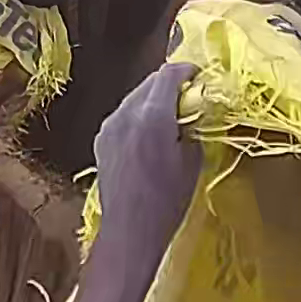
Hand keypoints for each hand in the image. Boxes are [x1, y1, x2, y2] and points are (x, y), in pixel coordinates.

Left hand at [92, 63, 201, 271]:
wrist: (129, 230)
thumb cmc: (167, 200)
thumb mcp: (192, 162)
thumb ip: (192, 128)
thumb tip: (192, 114)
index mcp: (152, 115)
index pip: (168, 74)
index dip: (187, 71)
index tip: (199, 77)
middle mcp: (126, 113)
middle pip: (149, 82)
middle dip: (170, 83)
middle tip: (190, 97)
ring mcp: (109, 125)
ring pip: (134, 97)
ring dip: (153, 98)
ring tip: (171, 115)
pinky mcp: (101, 139)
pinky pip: (123, 114)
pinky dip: (139, 114)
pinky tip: (150, 132)